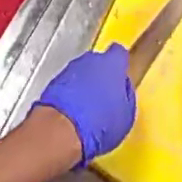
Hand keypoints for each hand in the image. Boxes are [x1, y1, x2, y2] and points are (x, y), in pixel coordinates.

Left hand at [33, 45, 135, 167]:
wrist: (64, 128)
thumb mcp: (127, 115)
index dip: (121, 63)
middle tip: (107, 98)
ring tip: (90, 110)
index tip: (122, 74)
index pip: (119, 53)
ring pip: (83, 72)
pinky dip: (71, 93)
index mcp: (112, 64)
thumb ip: (126, 95)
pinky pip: (68, 83)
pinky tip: (75, 112)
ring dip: (85, 85)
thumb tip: (124, 91)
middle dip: (102, 76)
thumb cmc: (99, 122)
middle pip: (99, 62)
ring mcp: (70, 68)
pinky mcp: (55, 79)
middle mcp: (90, 60)